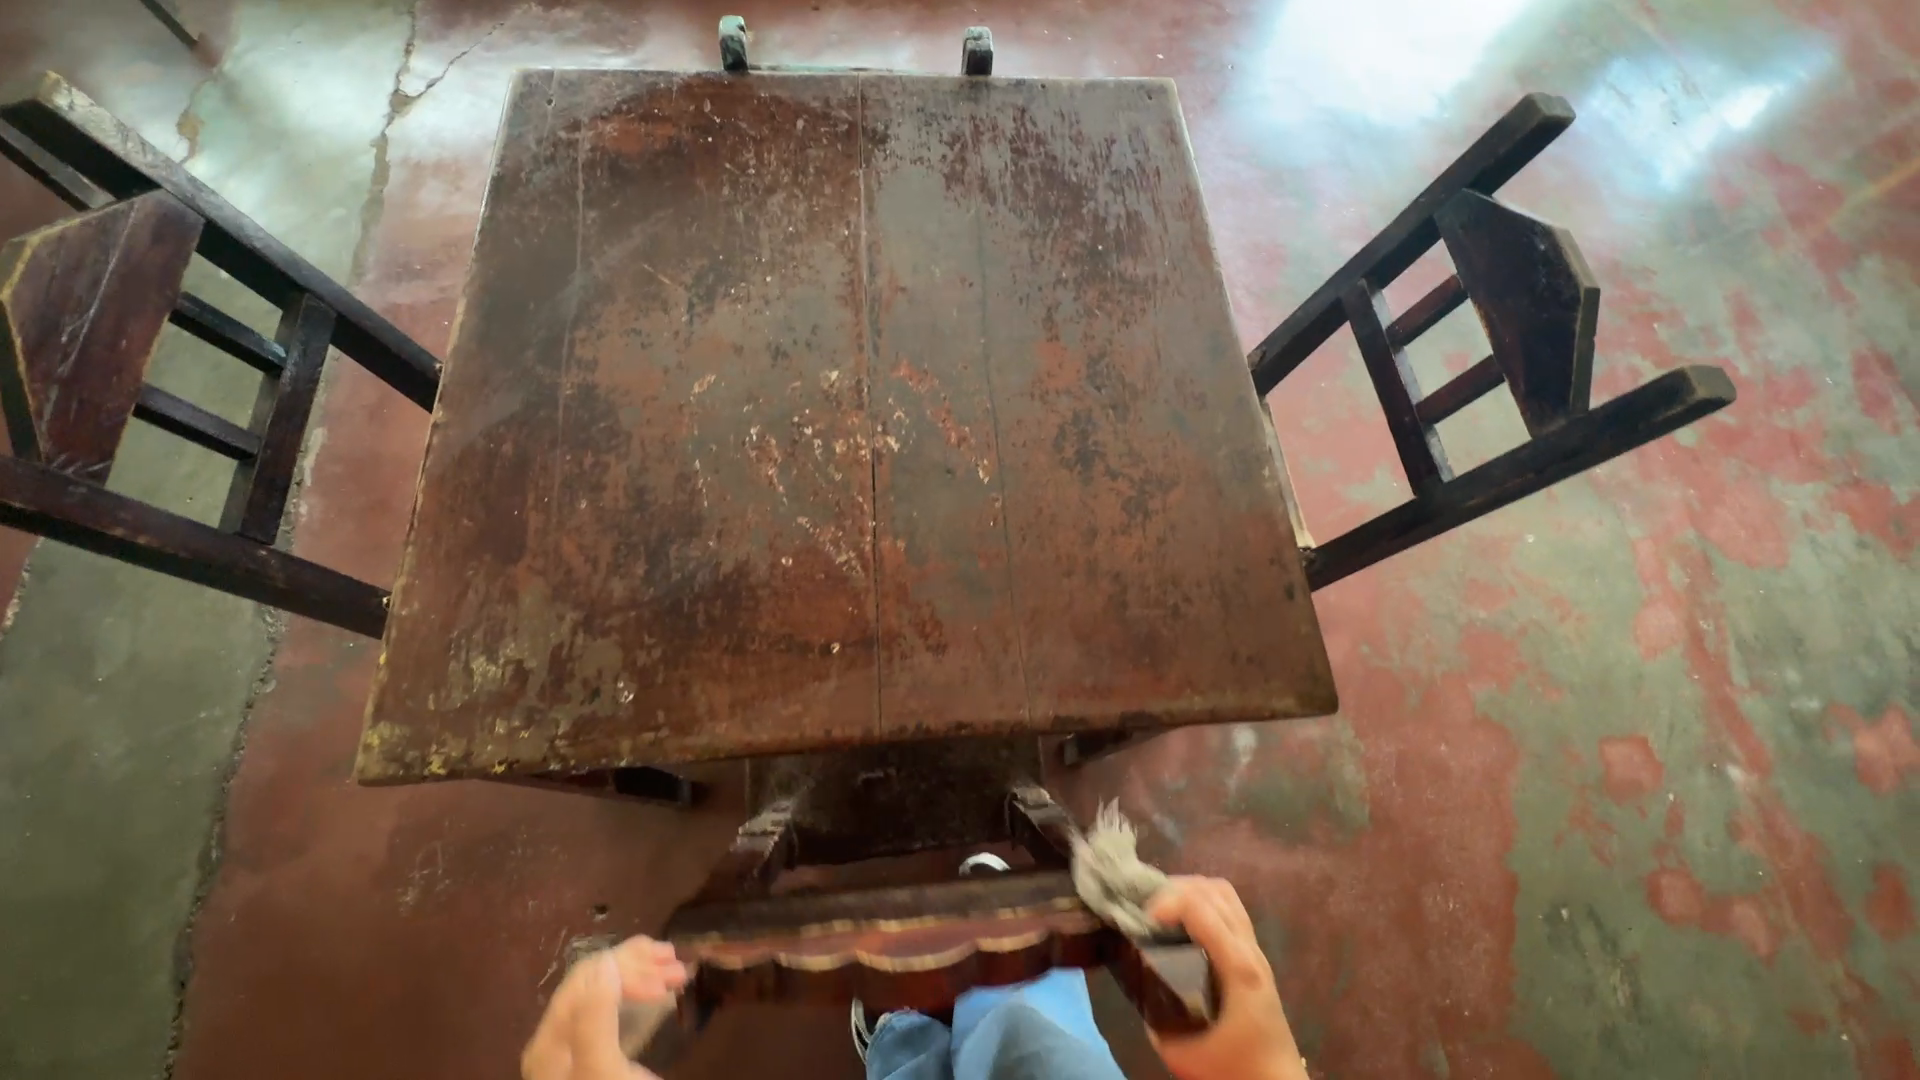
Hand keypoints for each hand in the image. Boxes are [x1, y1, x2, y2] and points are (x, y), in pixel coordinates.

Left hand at [522, 936, 688, 1079]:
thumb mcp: (603, 1071)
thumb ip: (595, 1019)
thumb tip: (605, 963)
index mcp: (549, 1044)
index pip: (584, 980)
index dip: (627, 966)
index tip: (670, 970)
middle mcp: (556, 1041)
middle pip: (595, 982)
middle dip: (639, 968)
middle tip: (680, 970)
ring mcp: (574, 1049)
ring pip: (605, 990)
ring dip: (644, 974)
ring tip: (679, 973)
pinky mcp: (592, 1056)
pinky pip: (611, 1007)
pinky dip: (639, 988)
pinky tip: (661, 986)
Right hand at [1145, 877, 1306, 1079]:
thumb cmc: (1233, 1071)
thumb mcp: (1180, 1053)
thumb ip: (1154, 1014)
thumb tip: (1135, 979)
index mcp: (1237, 967)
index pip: (1200, 907)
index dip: (1166, 901)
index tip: (1142, 920)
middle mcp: (1250, 949)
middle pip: (1213, 889)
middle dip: (1174, 889)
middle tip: (1147, 911)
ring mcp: (1255, 949)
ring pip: (1223, 893)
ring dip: (1189, 891)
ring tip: (1163, 911)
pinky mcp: (1253, 955)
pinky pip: (1228, 908)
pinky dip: (1201, 902)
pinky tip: (1183, 924)